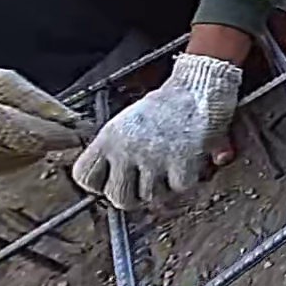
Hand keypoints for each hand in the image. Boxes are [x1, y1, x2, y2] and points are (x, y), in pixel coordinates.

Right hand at [0, 68, 84, 182]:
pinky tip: (4, 136)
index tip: (84, 128)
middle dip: (52, 135)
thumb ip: (39, 102)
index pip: (38, 136)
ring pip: (31, 156)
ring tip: (14, 123)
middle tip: (55, 121)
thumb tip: (73, 119)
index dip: (66, 134)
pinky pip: (17, 162)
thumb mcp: (3, 82)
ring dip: (35, 142)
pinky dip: (21, 150)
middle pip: (37, 147)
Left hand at [72, 52, 239, 208]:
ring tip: (172, 171)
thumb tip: (119, 178)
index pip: (86, 177)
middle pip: (118, 197)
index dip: (101, 184)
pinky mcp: (181, 165)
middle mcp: (127, 151)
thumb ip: (119, 150)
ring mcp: (153, 160)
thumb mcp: (130, 122)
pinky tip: (190, 164)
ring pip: (151, 197)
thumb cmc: (168, 103)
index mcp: (109, 138)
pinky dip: (188, 180)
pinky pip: (180, 188)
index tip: (117, 178)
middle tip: (147, 184)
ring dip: (164, 188)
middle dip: (135, 196)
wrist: (200, 88)